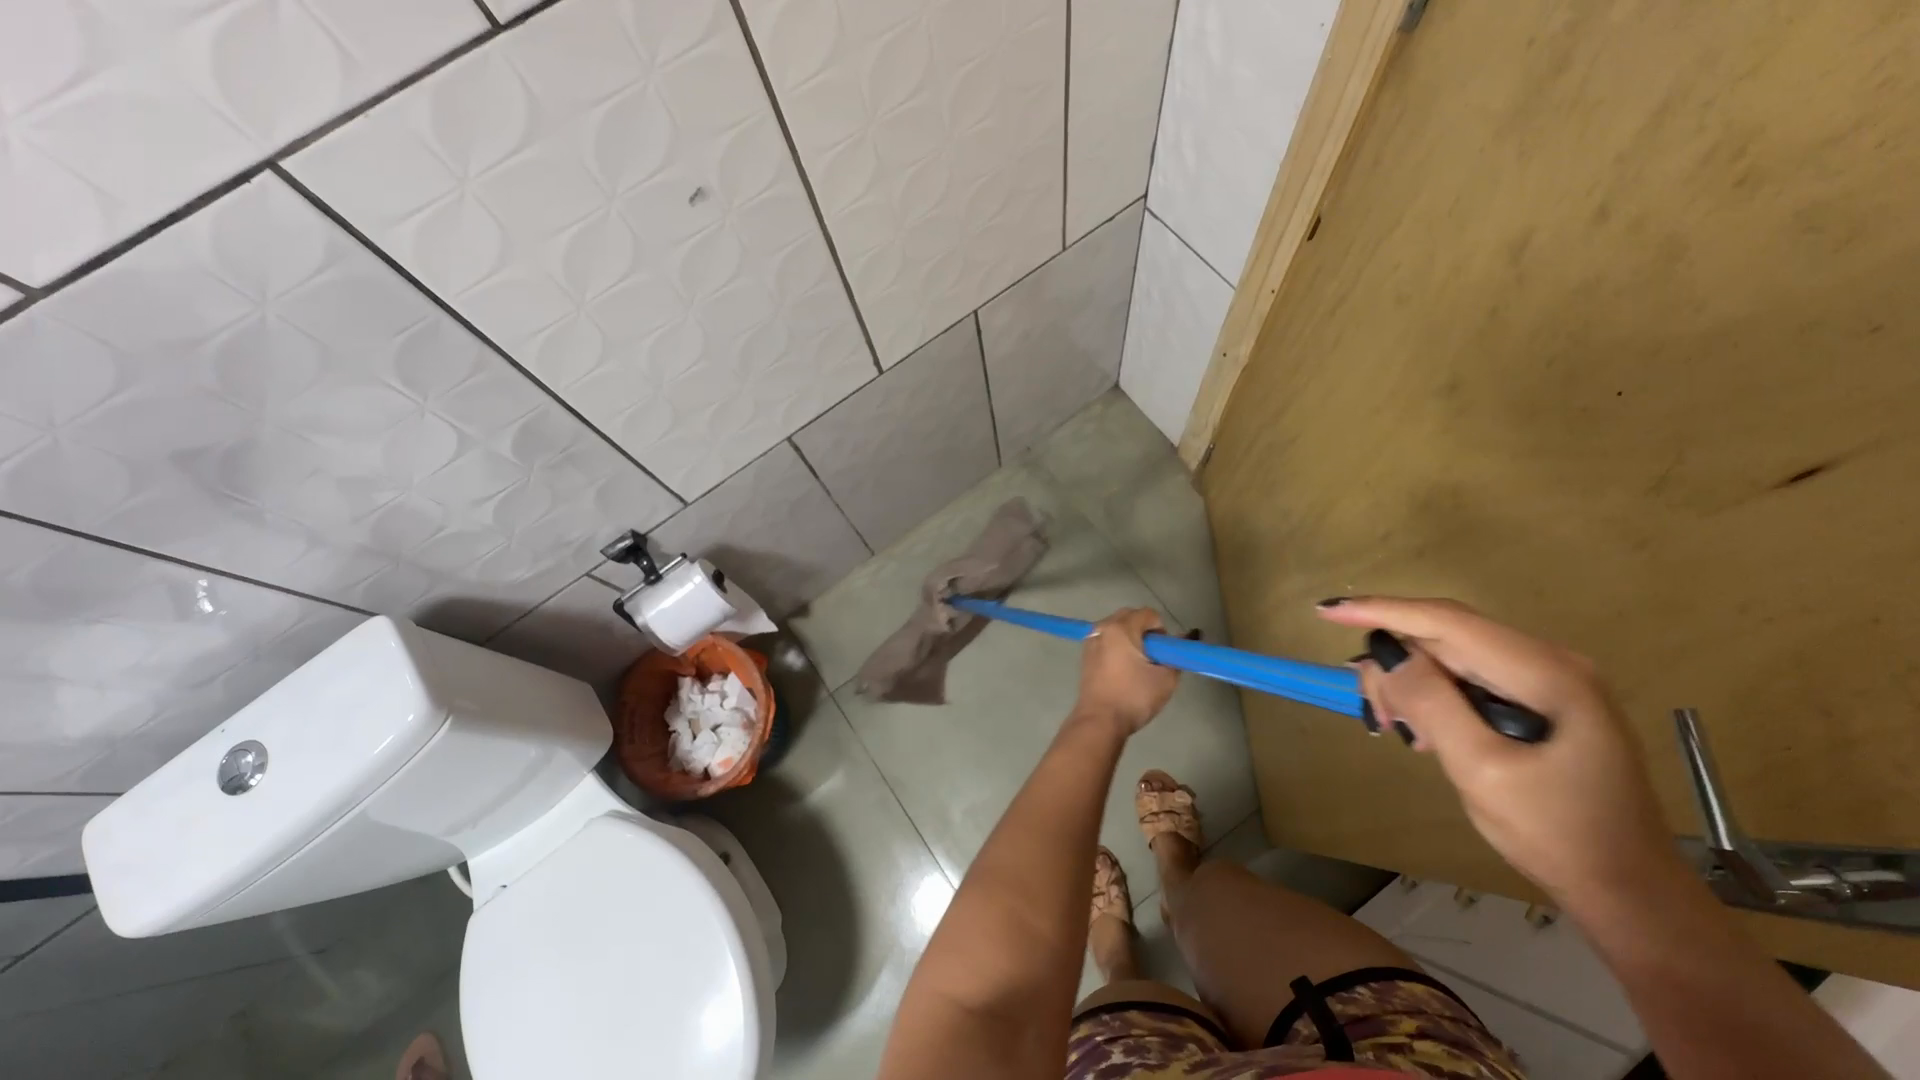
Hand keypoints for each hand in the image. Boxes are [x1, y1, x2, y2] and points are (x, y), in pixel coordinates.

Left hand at [1074, 608, 1179, 733]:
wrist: (1099, 721)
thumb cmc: (1134, 697)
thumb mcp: (1166, 678)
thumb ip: (1177, 655)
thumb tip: (1189, 637)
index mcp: (1120, 628)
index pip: (1149, 614)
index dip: (1162, 632)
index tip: (1164, 654)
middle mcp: (1102, 628)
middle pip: (1130, 617)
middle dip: (1146, 632)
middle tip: (1154, 657)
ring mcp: (1090, 641)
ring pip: (1117, 629)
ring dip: (1131, 639)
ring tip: (1139, 666)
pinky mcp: (1085, 656)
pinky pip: (1106, 641)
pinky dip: (1118, 648)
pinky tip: (1123, 671)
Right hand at [1318, 597, 1681, 900]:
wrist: (1628, 889)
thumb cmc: (1557, 834)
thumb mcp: (1483, 771)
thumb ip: (1433, 705)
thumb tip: (1388, 655)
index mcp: (1546, 672)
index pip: (1446, 621)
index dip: (1382, 610)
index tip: (1326, 611)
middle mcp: (1550, 662)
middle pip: (1448, 636)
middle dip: (1397, 662)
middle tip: (1376, 716)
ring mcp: (1550, 682)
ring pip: (1454, 658)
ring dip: (1413, 683)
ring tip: (1399, 730)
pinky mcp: (1543, 704)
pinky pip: (1471, 681)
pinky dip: (1435, 697)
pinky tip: (1426, 732)